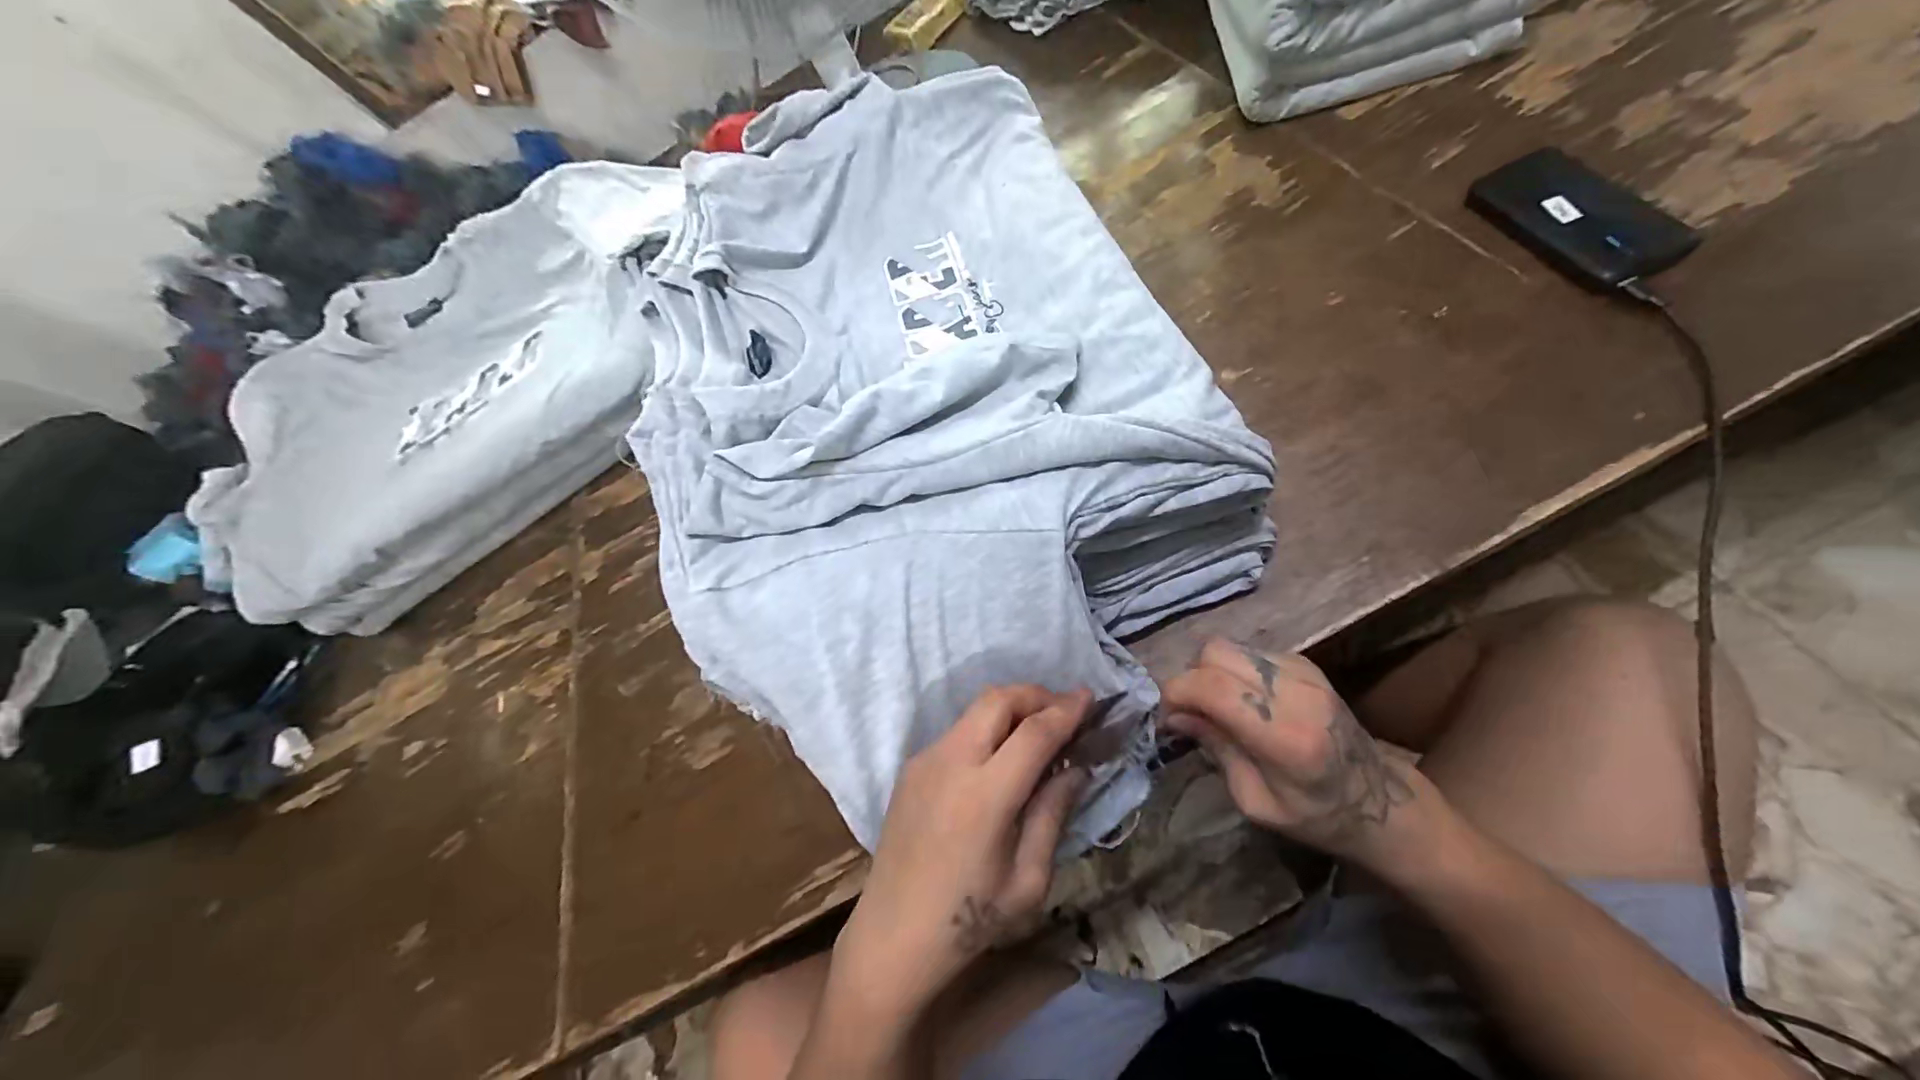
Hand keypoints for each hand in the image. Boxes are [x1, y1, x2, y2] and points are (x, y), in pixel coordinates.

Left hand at [833, 685, 1090, 1019]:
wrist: (894, 934)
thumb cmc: (970, 919)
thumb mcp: (1028, 879)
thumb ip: (1052, 814)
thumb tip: (1075, 767)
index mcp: (984, 796)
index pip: (1034, 732)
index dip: (1066, 710)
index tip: (1090, 698)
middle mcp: (950, 763)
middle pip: (997, 700)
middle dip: (1036, 695)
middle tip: (1064, 711)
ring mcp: (924, 761)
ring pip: (974, 710)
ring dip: (1010, 709)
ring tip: (1037, 733)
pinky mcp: (911, 768)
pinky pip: (957, 731)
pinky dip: (986, 728)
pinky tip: (1000, 758)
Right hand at [1162, 640, 1420, 865]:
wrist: (1383, 801)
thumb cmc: (1317, 816)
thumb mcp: (1256, 802)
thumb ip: (1217, 750)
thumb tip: (1176, 716)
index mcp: (1284, 736)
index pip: (1210, 686)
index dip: (1175, 694)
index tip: (1169, 719)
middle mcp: (1295, 691)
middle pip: (1214, 652)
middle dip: (1192, 678)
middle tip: (1193, 712)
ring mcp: (1304, 671)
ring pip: (1229, 647)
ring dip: (1211, 673)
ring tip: (1218, 707)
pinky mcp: (1306, 664)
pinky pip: (1249, 652)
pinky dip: (1234, 671)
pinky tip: (1244, 701)